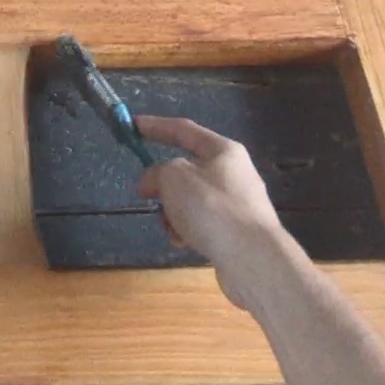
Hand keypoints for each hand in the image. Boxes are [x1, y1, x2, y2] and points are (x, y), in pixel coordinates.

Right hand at [135, 115, 304, 311]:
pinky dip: (187, 230)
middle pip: (187, 170)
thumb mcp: (173, 177)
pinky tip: (184, 242)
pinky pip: (202, 223)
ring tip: (171, 227)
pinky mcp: (237, 233)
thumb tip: (153, 183)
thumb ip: (156, 172)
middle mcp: (234, 173)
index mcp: (223, 151)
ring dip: (173, 211)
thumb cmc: (211, 206)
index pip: (184, 130)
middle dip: (164, 183)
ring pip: (191, 199)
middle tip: (145, 193)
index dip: (156, 126)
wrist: (252, 259)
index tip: (132, 126)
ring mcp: (238, 204)